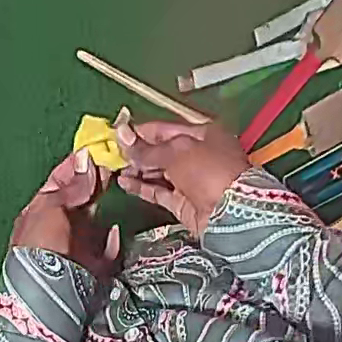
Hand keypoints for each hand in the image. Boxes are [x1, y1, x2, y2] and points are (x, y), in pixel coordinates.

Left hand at [12, 149, 121, 275]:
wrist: (45, 291)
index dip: (75, 167)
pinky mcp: (90, 267)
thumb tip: (86, 160)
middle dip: (94, 182)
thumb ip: (72, 186)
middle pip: (79, 200)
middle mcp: (57, 228)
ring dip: (104, 205)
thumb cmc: (39, 246)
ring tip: (116, 185)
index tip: (93, 151)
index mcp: (39, 212)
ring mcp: (74, 247)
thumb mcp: (51, 208)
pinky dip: (113, 242)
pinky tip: (115, 232)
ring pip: (95, 221)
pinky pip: (106, 250)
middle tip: (111, 164)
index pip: (59, 183)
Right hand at [115, 120, 250, 237]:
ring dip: (137, 170)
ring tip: (115, 169)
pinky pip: (158, 191)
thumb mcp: (176, 152)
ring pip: (158, 172)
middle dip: (137, 152)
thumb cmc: (209, 171)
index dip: (141, 132)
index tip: (118, 134)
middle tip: (113, 154)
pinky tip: (125, 182)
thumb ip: (147, 148)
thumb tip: (121, 133)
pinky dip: (141, 187)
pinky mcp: (182, 202)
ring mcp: (189, 180)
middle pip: (161, 151)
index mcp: (201, 134)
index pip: (165, 129)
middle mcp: (195, 156)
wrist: (228, 212)